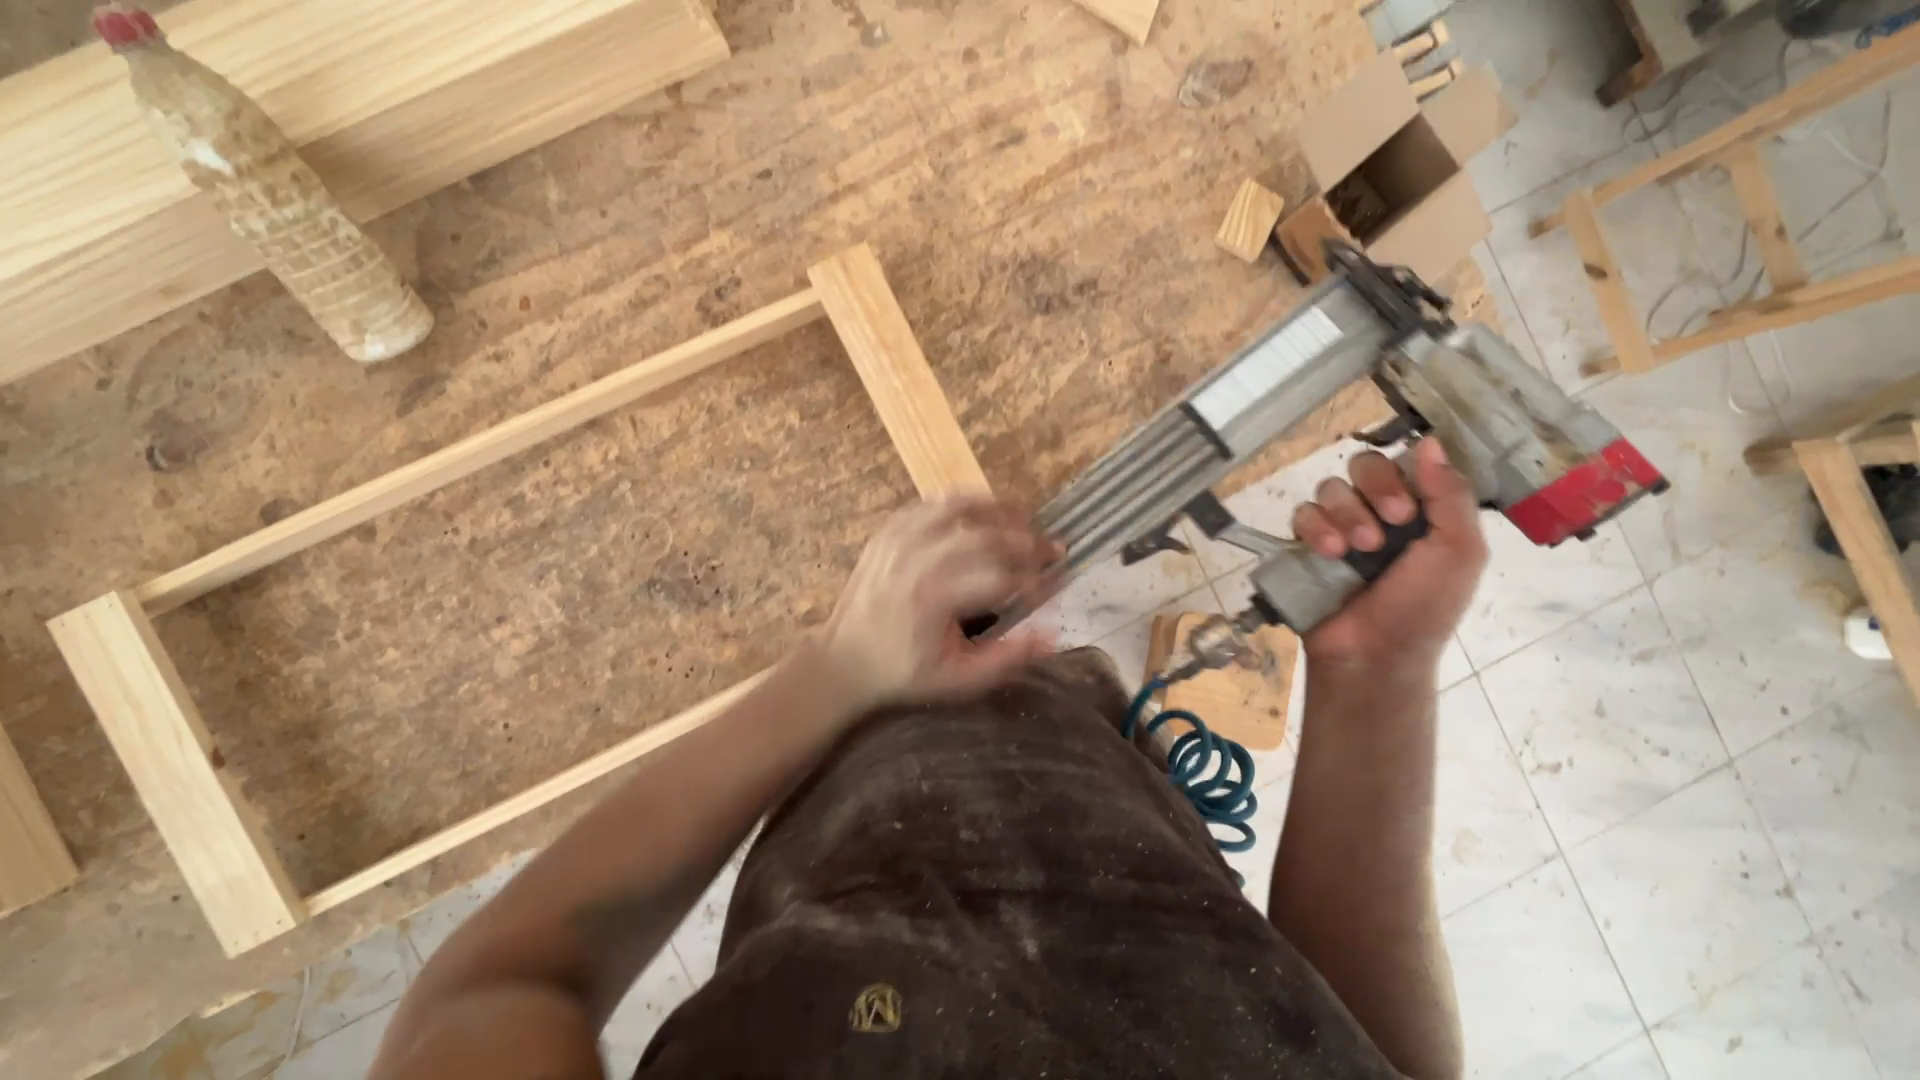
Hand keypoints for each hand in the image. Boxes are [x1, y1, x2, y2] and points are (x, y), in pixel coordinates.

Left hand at [816, 497, 1056, 711]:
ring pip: (958, 509)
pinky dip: (961, 502)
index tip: (1054, 583)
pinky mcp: (888, 532)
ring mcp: (898, 541)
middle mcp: (916, 562)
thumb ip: (1006, 660)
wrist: (844, 661)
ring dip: (998, 510)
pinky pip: (930, 504)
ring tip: (1025, 518)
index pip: (1000, 578)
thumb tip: (1051, 636)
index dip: (1034, 579)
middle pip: (985, 537)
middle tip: (1053, 548)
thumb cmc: (904, 673)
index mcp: (934, 600)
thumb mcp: (957, 681)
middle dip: (1026, 542)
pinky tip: (983, 510)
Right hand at [1290, 439, 1486, 671]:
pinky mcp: (1306, 544)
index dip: (1401, 477)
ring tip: (1352, 552)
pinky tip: (1327, 553)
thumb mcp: (1459, 552)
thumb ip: (1450, 495)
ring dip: (1343, 515)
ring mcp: (1341, 527)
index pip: (1405, 463)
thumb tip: (1430, 440)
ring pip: (1331, 488)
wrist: (1374, 654)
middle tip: (1381, 532)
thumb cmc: (1424, 608)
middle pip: (1364, 465)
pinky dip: (1314, 528)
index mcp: (1422, 512)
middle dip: (1371, 493)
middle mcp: (1380, 512)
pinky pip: (1302, 513)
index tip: (1406, 511)